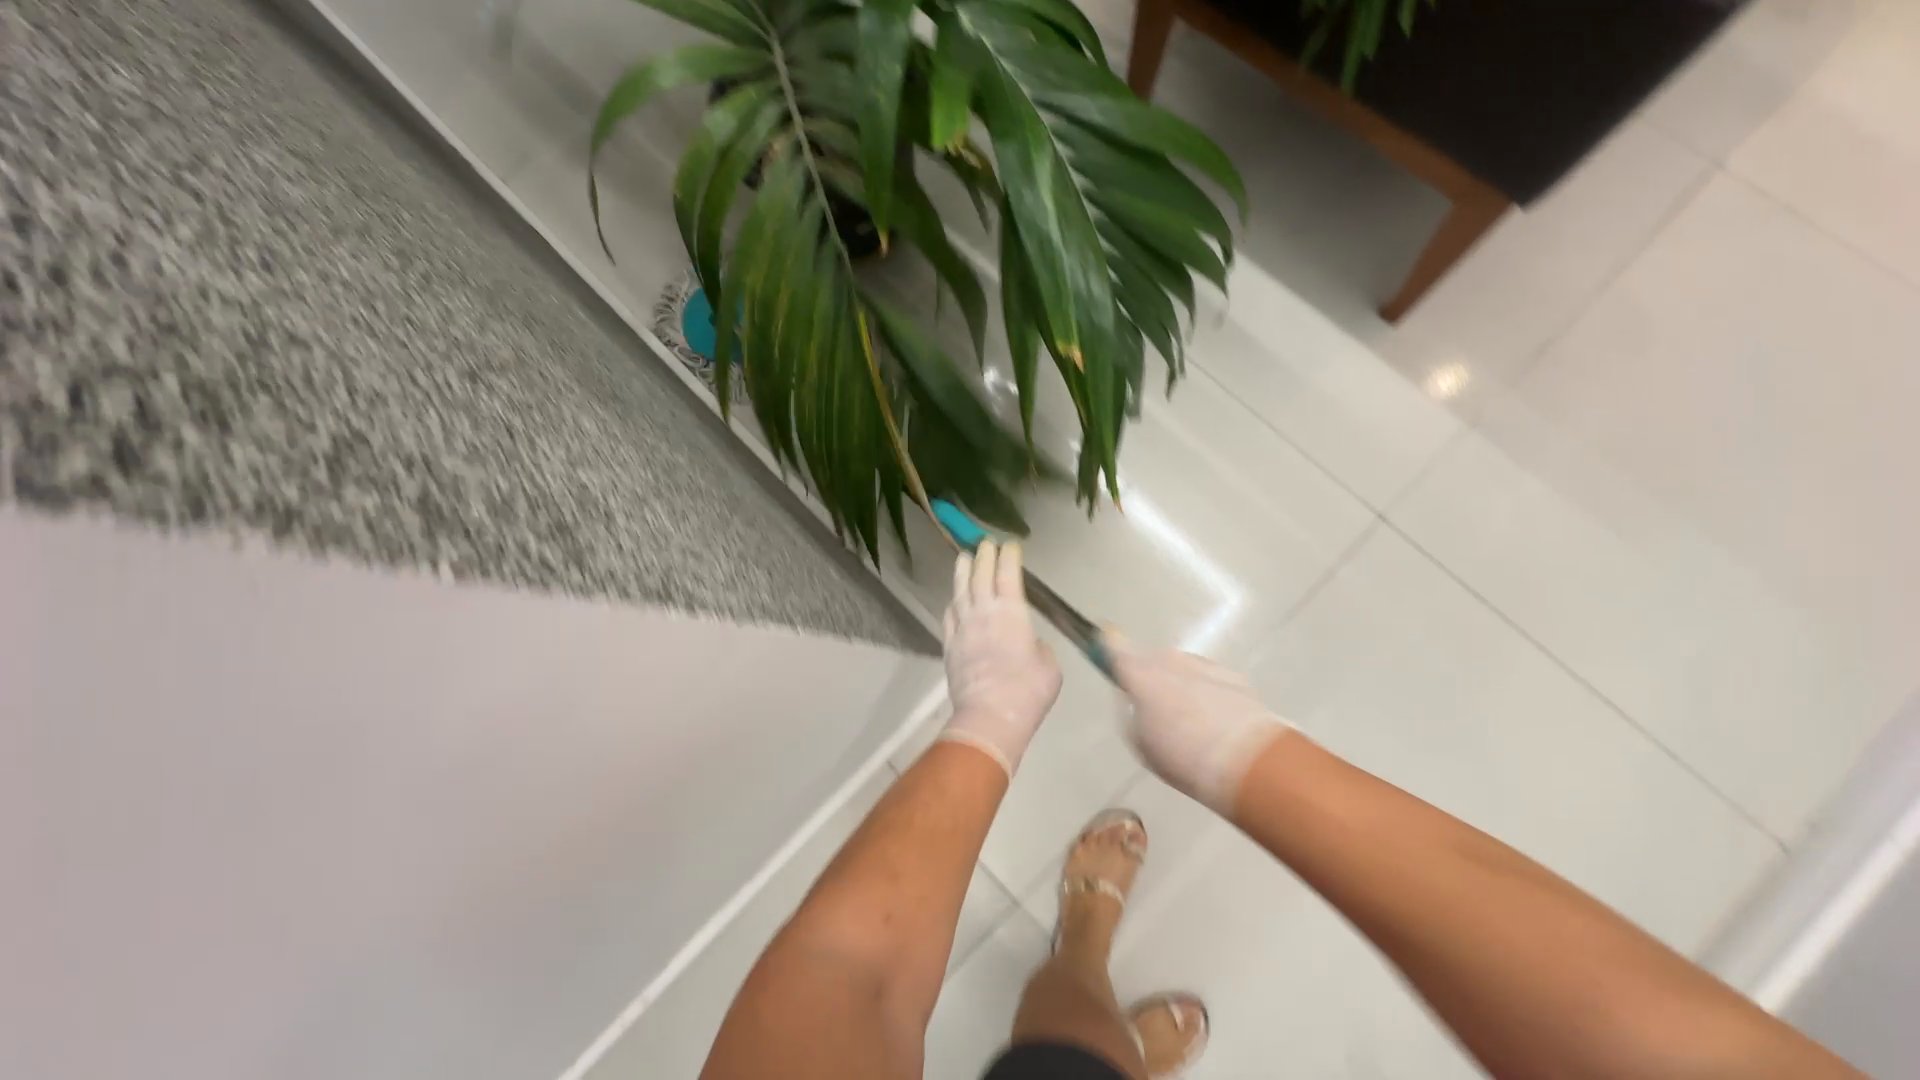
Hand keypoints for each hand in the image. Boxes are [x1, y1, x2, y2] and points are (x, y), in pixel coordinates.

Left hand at [938, 541, 1062, 776]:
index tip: (1010, 545)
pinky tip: (954, 601)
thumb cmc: (1028, 690)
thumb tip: (1027, 643)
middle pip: (980, 576)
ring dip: (962, 572)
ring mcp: (962, 628)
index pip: (1008, 574)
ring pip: (960, 591)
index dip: (1009, 556)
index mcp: (1011, 612)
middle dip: (984, 556)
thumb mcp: (1049, 664)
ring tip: (962, 558)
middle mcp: (983, 612)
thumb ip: (1038, 646)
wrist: (990, 716)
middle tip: (985, 543)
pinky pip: (949, 616)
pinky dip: (952, 603)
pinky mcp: (949, 646)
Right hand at [1110, 641, 1292, 814]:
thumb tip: (1135, 699)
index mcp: (1140, 675)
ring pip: (1184, 670)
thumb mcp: (1140, 741)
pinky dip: (1210, 693)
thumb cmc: (1181, 757)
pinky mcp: (1232, 674)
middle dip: (1154, 678)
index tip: (1108, 645)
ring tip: (1195, 725)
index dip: (1111, 646)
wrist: (1244, 758)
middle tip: (1160, 712)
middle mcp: (1169, 660)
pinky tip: (1219, 724)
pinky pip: (1210, 680)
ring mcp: (1203, 664)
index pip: (1116, 648)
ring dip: (1183, 686)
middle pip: (1153, 661)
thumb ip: (1132, 712)